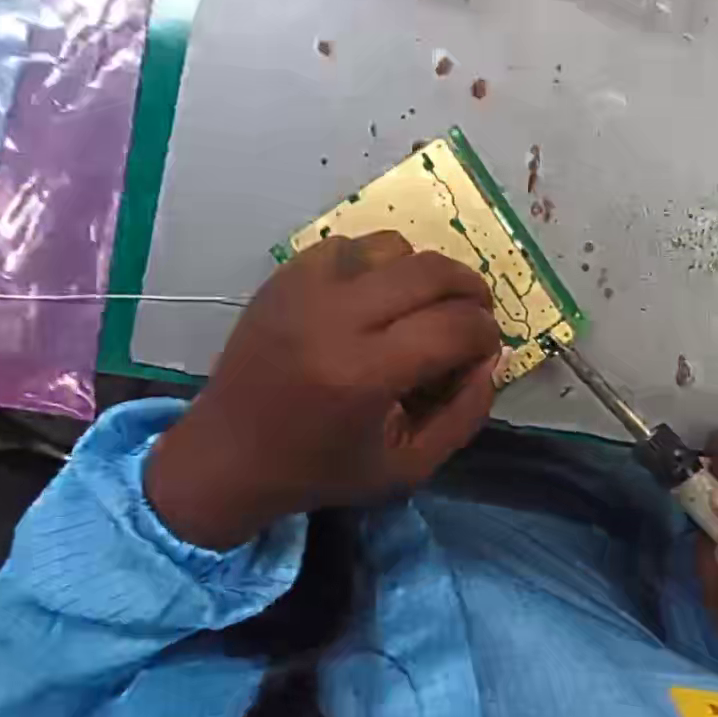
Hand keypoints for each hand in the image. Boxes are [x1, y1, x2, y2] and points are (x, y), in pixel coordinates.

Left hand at [146, 231, 502, 549]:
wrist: (226, 454)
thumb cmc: (318, 470)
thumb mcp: (407, 467)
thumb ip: (463, 415)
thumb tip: (491, 357)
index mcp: (363, 374)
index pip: (456, 326)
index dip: (487, 334)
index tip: (484, 350)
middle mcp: (333, 318)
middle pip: (432, 272)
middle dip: (471, 292)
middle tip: (473, 317)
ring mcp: (302, 288)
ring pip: (393, 246)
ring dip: (423, 274)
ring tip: (420, 308)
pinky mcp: (283, 276)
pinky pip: (350, 246)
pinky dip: (377, 265)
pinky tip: (373, 298)